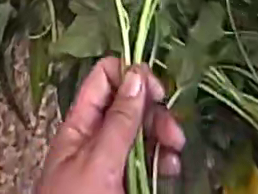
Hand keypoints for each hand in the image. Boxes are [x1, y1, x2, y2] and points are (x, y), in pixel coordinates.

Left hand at [36, 60, 185, 193]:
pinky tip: (171, 167)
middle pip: (128, 103)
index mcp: (81, 123)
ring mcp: (111, 163)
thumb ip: (118, 120)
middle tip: (173, 129)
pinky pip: (147, 162)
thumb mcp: (97, 162)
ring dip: (162, 134)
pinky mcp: (125, 187)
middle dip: (154, 110)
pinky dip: (162, 159)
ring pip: (142, 132)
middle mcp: (96, 137)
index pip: (105, 78)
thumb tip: (137, 75)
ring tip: (176, 149)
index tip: (155, 90)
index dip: (130, 75)